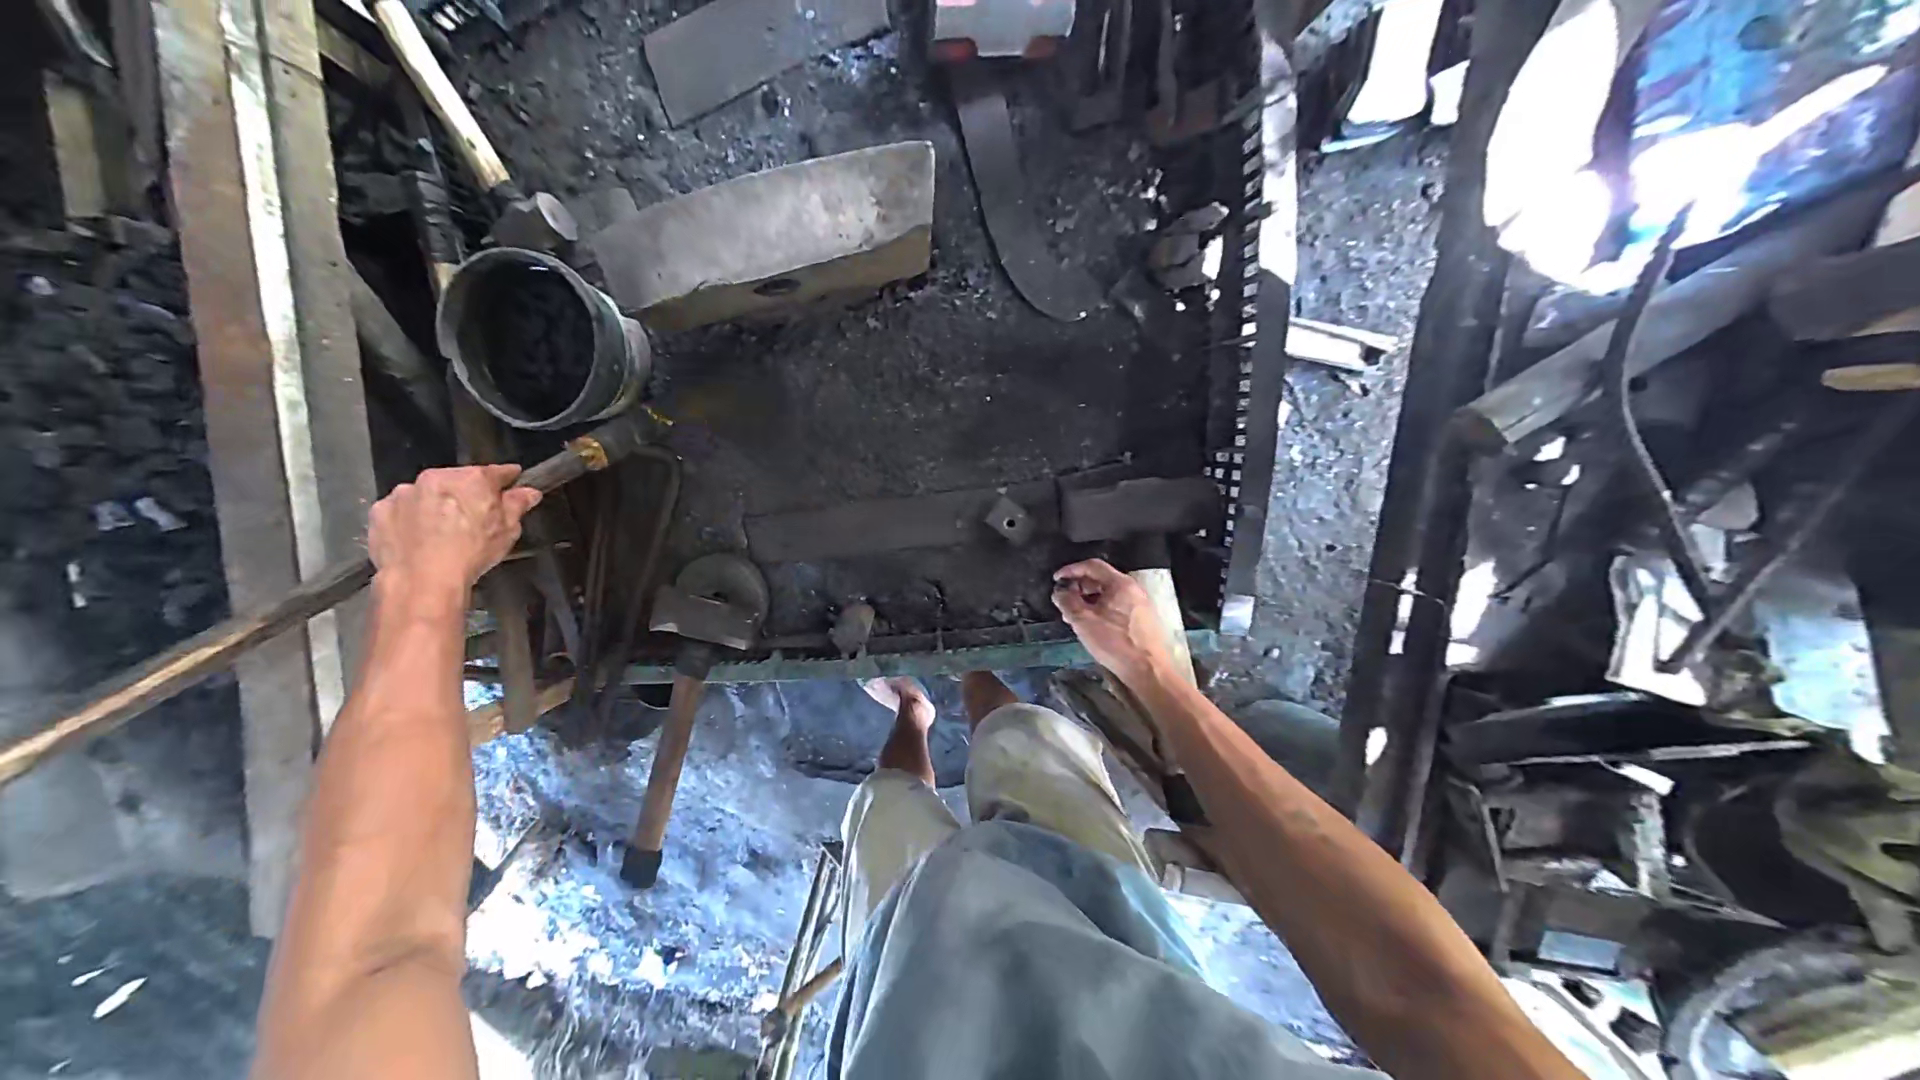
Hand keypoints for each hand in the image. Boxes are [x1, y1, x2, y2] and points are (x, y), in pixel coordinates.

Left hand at [367, 465, 541, 596]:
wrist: (422, 579)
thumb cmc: (471, 552)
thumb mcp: (508, 530)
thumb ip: (518, 505)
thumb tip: (529, 492)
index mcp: (472, 479)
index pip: (496, 472)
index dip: (507, 478)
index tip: (513, 481)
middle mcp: (436, 478)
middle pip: (458, 480)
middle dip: (468, 494)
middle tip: (476, 517)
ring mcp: (404, 493)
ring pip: (428, 493)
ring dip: (438, 504)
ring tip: (444, 531)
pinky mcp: (381, 510)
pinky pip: (402, 509)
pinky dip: (412, 517)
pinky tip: (420, 537)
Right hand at [1051, 559, 1174, 687]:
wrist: (1149, 670)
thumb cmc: (1115, 643)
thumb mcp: (1083, 621)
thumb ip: (1067, 602)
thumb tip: (1059, 592)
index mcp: (1120, 584)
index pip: (1092, 566)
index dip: (1071, 570)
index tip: (1056, 579)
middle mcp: (1133, 589)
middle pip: (1101, 578)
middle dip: (1078, 586)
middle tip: (1064, 599)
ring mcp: (1139, 603)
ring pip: (1108, 593)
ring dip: (1088, 599)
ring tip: (1074, 615)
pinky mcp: (1141, 618)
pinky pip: (1116, 605)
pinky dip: (1100, 608)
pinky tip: (1091, 624)